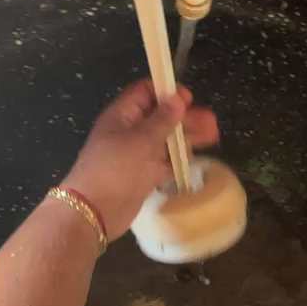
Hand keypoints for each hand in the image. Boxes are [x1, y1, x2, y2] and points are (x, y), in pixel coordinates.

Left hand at [61, 80, 220, 237]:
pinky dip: (178, 158)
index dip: (167, 92)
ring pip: (165, 139)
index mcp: (122, 115)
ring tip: (212, 136)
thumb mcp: (139, 141)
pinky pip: (164, 161)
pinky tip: (194, 157)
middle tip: (210, 121)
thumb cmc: (114, 170)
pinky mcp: (144, 174)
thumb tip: (178, 98)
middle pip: (161, 116)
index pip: (145, 93)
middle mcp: (130, 131)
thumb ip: (161, 120)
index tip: (188, 99)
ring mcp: (137, 154)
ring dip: (186, 137)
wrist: (94, 212)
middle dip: (185, 117)